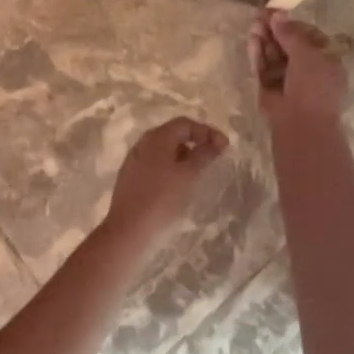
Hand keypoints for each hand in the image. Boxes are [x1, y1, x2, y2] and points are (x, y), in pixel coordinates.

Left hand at [102, 116, 228, 248]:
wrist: (129, 229)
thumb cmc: (163, 199)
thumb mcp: (189, 175)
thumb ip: (204, 155)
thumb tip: (217, 141)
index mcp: (156, 138)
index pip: (185, 124)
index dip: (207, 131)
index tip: (224, 147)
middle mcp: (142, 143)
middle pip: (173, 134)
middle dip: (195, 142)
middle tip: (213, 157)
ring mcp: (134, 160)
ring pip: (163, 150)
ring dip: (183, 155)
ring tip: (198, 172)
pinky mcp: (130, 177)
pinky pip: (155, 163)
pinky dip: (171, 167)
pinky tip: (178, 183)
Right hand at [250, 9, 347, 124]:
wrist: (302, 123)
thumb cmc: (313, 86)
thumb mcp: (306, 54)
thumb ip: (290, 33)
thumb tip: (277, 14)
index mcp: (326, 60)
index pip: (308, 36)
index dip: (291, 24)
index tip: (275, 12)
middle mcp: (308, 69)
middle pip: (288, 44)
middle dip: (274, 31)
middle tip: (259, 17)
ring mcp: (288, 79)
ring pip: (274, 55)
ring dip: (264, 40)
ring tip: (253, 26)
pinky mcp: (271, 88)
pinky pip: (264, 68)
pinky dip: (258, 55)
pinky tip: (252, 41)